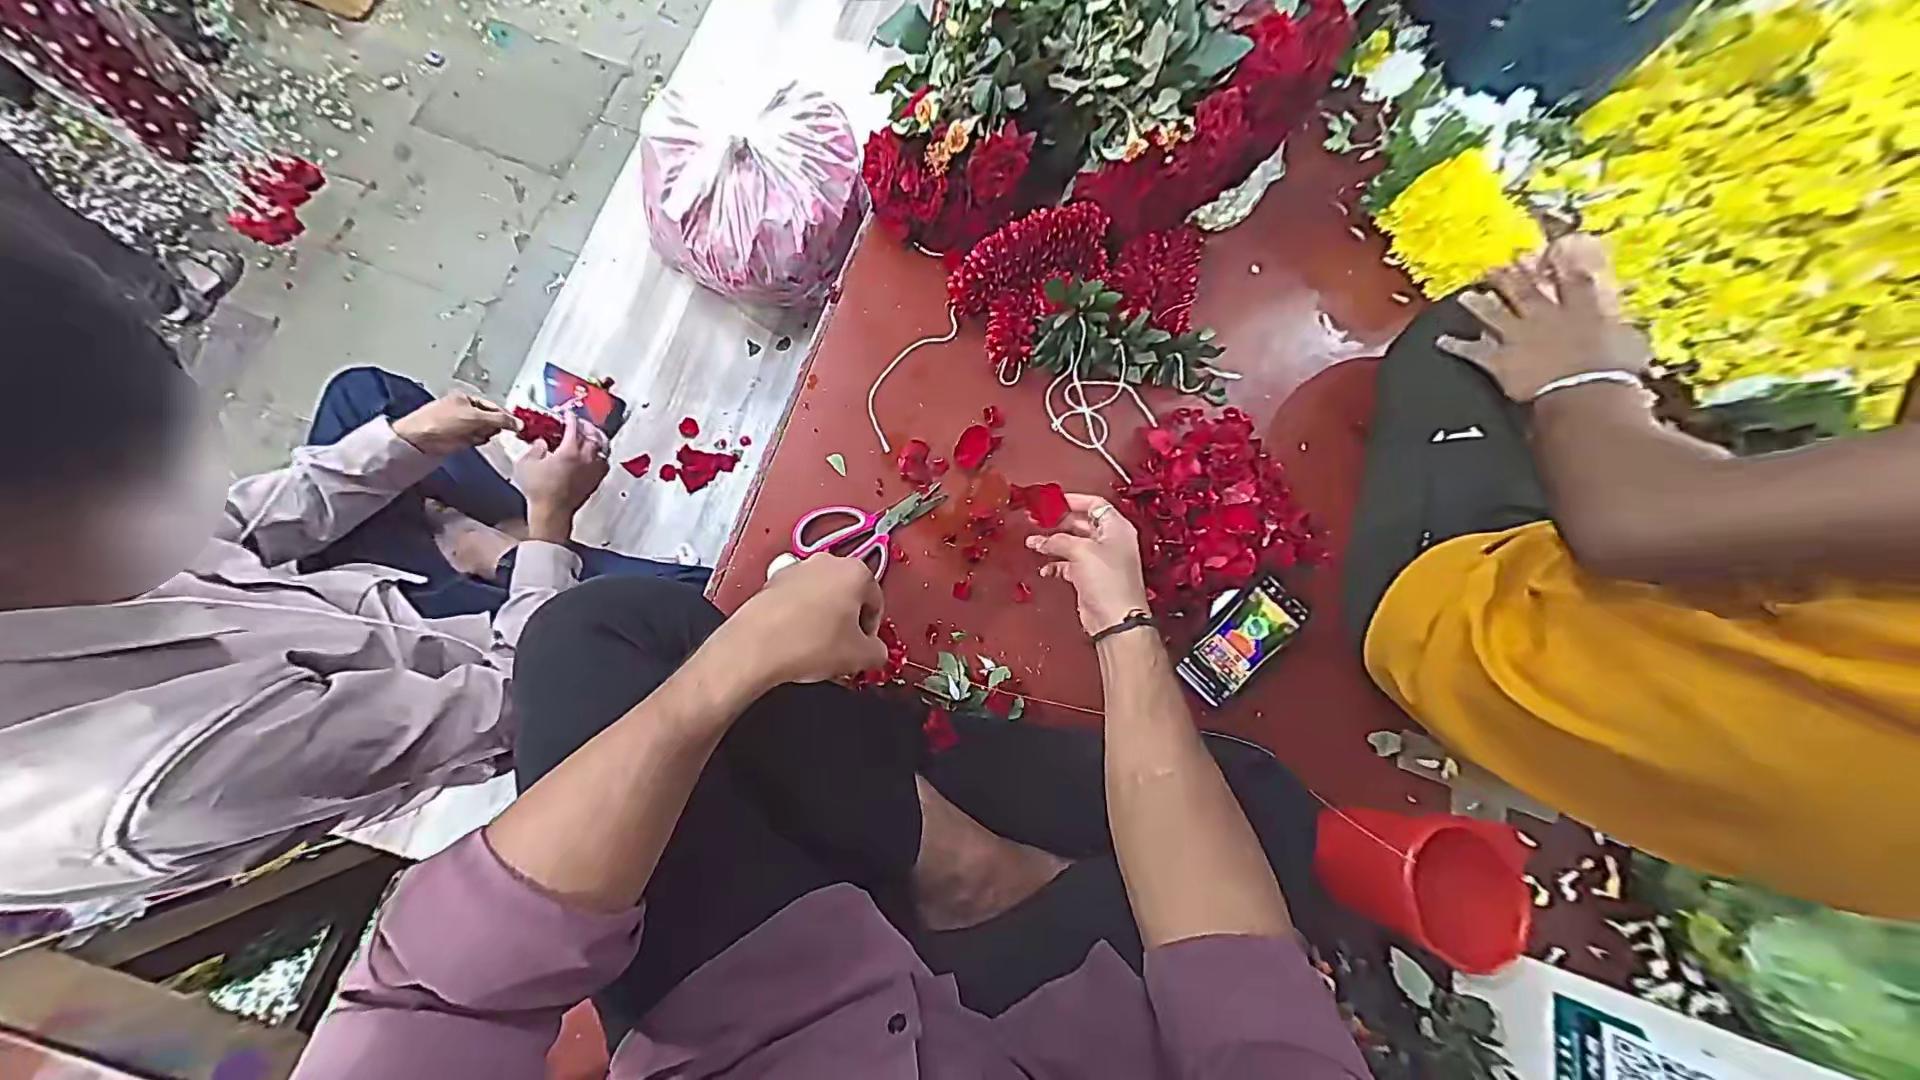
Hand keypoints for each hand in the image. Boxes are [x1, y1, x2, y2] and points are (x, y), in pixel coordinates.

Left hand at [391, 392, 517, 455]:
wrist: (421, 439)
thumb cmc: (445, 422)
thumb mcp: (477, 417)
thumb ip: (501, 420)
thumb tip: (521, 425)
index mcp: (466, 398)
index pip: (495, 406)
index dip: (505, 416)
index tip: (516, 426)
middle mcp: (466, 409)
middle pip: (492, 419)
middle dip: (493, 426)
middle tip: (488, 429)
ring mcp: (463, 423)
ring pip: (487, 430)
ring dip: (485, 434)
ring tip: (474, 435)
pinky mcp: (461, 436)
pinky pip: (479, 438)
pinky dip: (478, 440)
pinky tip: (470, 441)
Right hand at [512, 412, 608, 542]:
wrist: (552, 510)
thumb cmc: (539, 489)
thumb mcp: (527, 463)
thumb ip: (535, 448)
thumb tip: (542, 442)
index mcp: (570, 451)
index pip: (574, 427)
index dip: (571, 418)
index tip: (568, 414)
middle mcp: (586, 458)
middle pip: (592, 435)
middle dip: (586, 425)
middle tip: (579, 422)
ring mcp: (594, 469)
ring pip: (603, 447)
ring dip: (597, 437)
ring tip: (591, 433)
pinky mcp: (597, 479)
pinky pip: (604, 461)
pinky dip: (601, 452)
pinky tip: (596, 453)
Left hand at [720, 553, 888, 689]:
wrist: (756, 647)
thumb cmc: (809, 643)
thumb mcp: (860, 656)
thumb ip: (878, 652)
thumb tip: (875, 653)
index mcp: (856, 571)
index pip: (876, 602)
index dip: (871, 630)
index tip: (865, 647)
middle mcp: (828, 562)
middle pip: (848, 595)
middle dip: (848, 622)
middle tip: (844, 648)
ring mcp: (797, 568)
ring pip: (822, 596)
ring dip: (824, 618)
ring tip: (817, 648)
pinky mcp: (773, 581)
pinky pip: (797, 599)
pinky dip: (800, 616)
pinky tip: (796, 640)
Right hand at [1026, 493, 1150, 636]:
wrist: (1115, 618)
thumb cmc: (1109, 581)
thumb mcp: (1081, 551)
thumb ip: (1057, 540)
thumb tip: (1039, 539)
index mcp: (1116, 527)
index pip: (1094, 504)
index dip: (1072, 501)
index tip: (1051, 502)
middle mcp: (1110, 541)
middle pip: (1081, 523)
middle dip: (1057, 522)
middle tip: (1036, 520)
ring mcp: (1100, 559)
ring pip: (1072, 544)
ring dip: (1053, 543)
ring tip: (1034, 543)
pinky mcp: (1090, 576)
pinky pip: (1069, 563)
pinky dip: (1056, 563)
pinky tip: (1044, 567)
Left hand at [1437, 234, 1652, 401]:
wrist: (1583, 390)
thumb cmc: (1614, 371)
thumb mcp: (1628, 341)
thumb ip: (1618, 328)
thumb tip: (1620, 325)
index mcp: (1583, 310)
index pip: (1573, 278)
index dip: (1561, 262)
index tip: (1550, 248)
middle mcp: (1546, 318)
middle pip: (1524, 292)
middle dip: (1510, 277)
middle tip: (1497, 265)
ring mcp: (1518, 337)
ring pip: (1493, 315)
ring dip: (1478, 305)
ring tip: (1464, 296)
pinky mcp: (1498, 359)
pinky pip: (1471, 351)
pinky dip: (1455, 346)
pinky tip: (1441, 341)